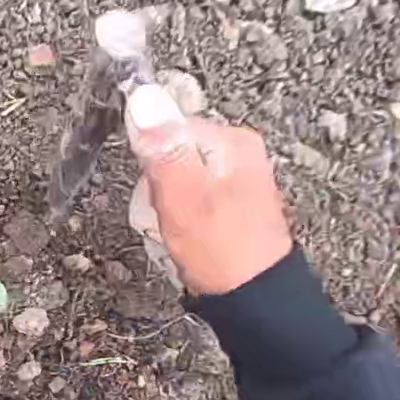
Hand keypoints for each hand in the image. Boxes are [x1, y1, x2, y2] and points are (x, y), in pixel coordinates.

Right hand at [124, 80, 292, 294]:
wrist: (255, 301)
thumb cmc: (223, 253)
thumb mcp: (183, 196)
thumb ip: (163, 147)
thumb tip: (144, 99)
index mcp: (233, 143)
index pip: (169, 130)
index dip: (153, 164)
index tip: (158, 190)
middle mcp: (240, 157)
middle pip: (173, 156)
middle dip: (161, 189)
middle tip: (172, 216)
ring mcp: (238, 183)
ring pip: (179, 183)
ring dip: (170, 208)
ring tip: (182, 232)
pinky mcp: (232, 207)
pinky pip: (192, 203)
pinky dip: (183, 221)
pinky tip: (190, 240)